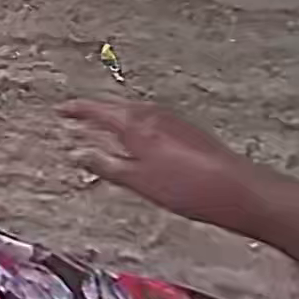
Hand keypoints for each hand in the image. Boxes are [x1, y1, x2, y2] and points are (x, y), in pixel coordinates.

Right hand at [60, 99, 291, 235]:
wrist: (238, 191)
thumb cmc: (187, 187)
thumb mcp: (137, 181)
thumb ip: (105, 165)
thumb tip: (79, 154)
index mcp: (133, 122)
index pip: (95, 109)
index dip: (75, 110)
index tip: (60, 110)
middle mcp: (149, 113)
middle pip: (113, 107)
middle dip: (93, 112)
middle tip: (76, 118)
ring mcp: (169, 117)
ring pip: (131, 112)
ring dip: (114, 117)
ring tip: (101, 128)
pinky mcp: (183, 127)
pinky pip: (147, 118)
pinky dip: (133, 124)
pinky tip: (136, 139)